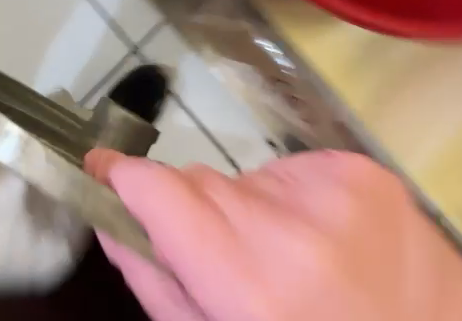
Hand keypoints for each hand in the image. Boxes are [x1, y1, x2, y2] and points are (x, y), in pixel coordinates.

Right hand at [83, 150, 461, 320]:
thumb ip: (164, 291)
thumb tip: (115, 225)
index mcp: (256, 285)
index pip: (162, 194)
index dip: (122, 178)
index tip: (99, 170)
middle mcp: (293, 221)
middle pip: (201, 184)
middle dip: (191, 214)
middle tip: (216, 262)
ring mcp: (334, 187)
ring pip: (246, 179)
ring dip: (249, 213)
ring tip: (288, 265)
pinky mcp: (362, 170)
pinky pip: (293, 173)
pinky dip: (292, 204)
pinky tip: (324, 246)